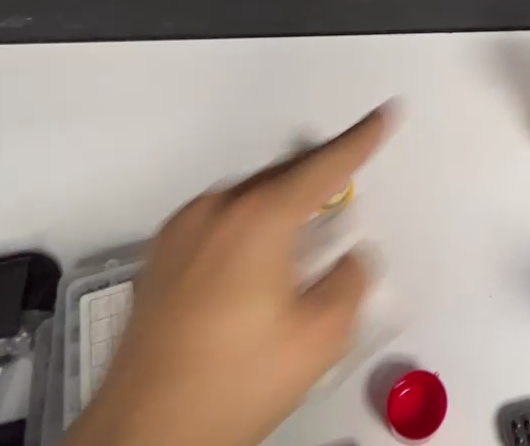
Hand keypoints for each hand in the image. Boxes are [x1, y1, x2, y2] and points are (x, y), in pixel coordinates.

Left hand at [66, 106, 392, 445]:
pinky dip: (248, 226)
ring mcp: (183, 230)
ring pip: (250, 196)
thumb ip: (351, 279)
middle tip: (339, 207)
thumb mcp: (321, 336)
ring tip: (296, 255)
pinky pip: (220, 218)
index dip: (362, 138)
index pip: (325, 165)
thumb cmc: (232, 384)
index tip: (384, 115)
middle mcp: (217, 210)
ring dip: (281, 208)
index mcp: (259, 219)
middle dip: (318, 181)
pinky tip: (254, 272)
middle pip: (284, 176)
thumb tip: (349, 258)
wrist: (145, 434)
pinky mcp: (162, 254)